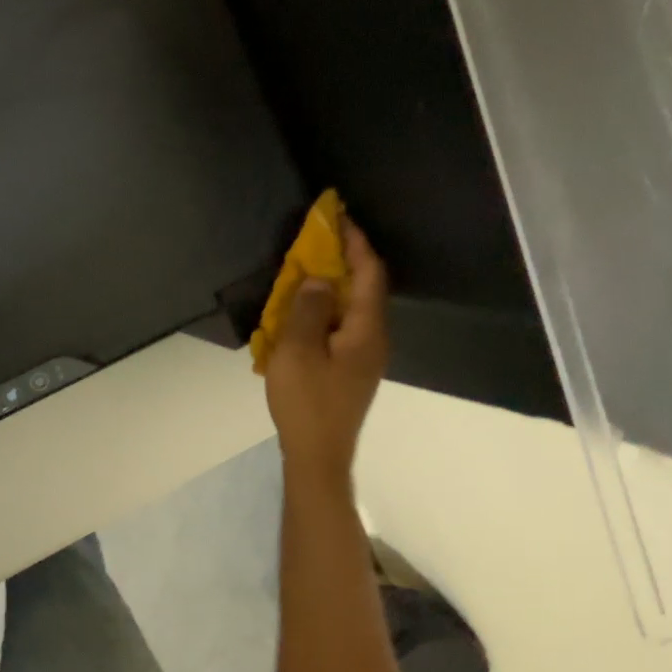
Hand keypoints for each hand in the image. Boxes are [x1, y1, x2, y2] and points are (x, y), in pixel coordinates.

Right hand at [264, 220, 388, 485]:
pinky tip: (303, 313)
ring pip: (353, 308)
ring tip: (305, 270)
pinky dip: (326, 310)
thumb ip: (310, 308)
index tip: (337, 216)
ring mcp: (364, 357)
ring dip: (333, 285)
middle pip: (365, 288)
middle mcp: (374, 338)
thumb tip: (321, 278)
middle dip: (343, 259)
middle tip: (317, 239)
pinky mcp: (352, 371)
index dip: (355, 242)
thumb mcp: (298, 350)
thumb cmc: (307, 401)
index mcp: (366, 329)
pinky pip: (342, 327)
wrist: (318, 454)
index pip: (369, 273)